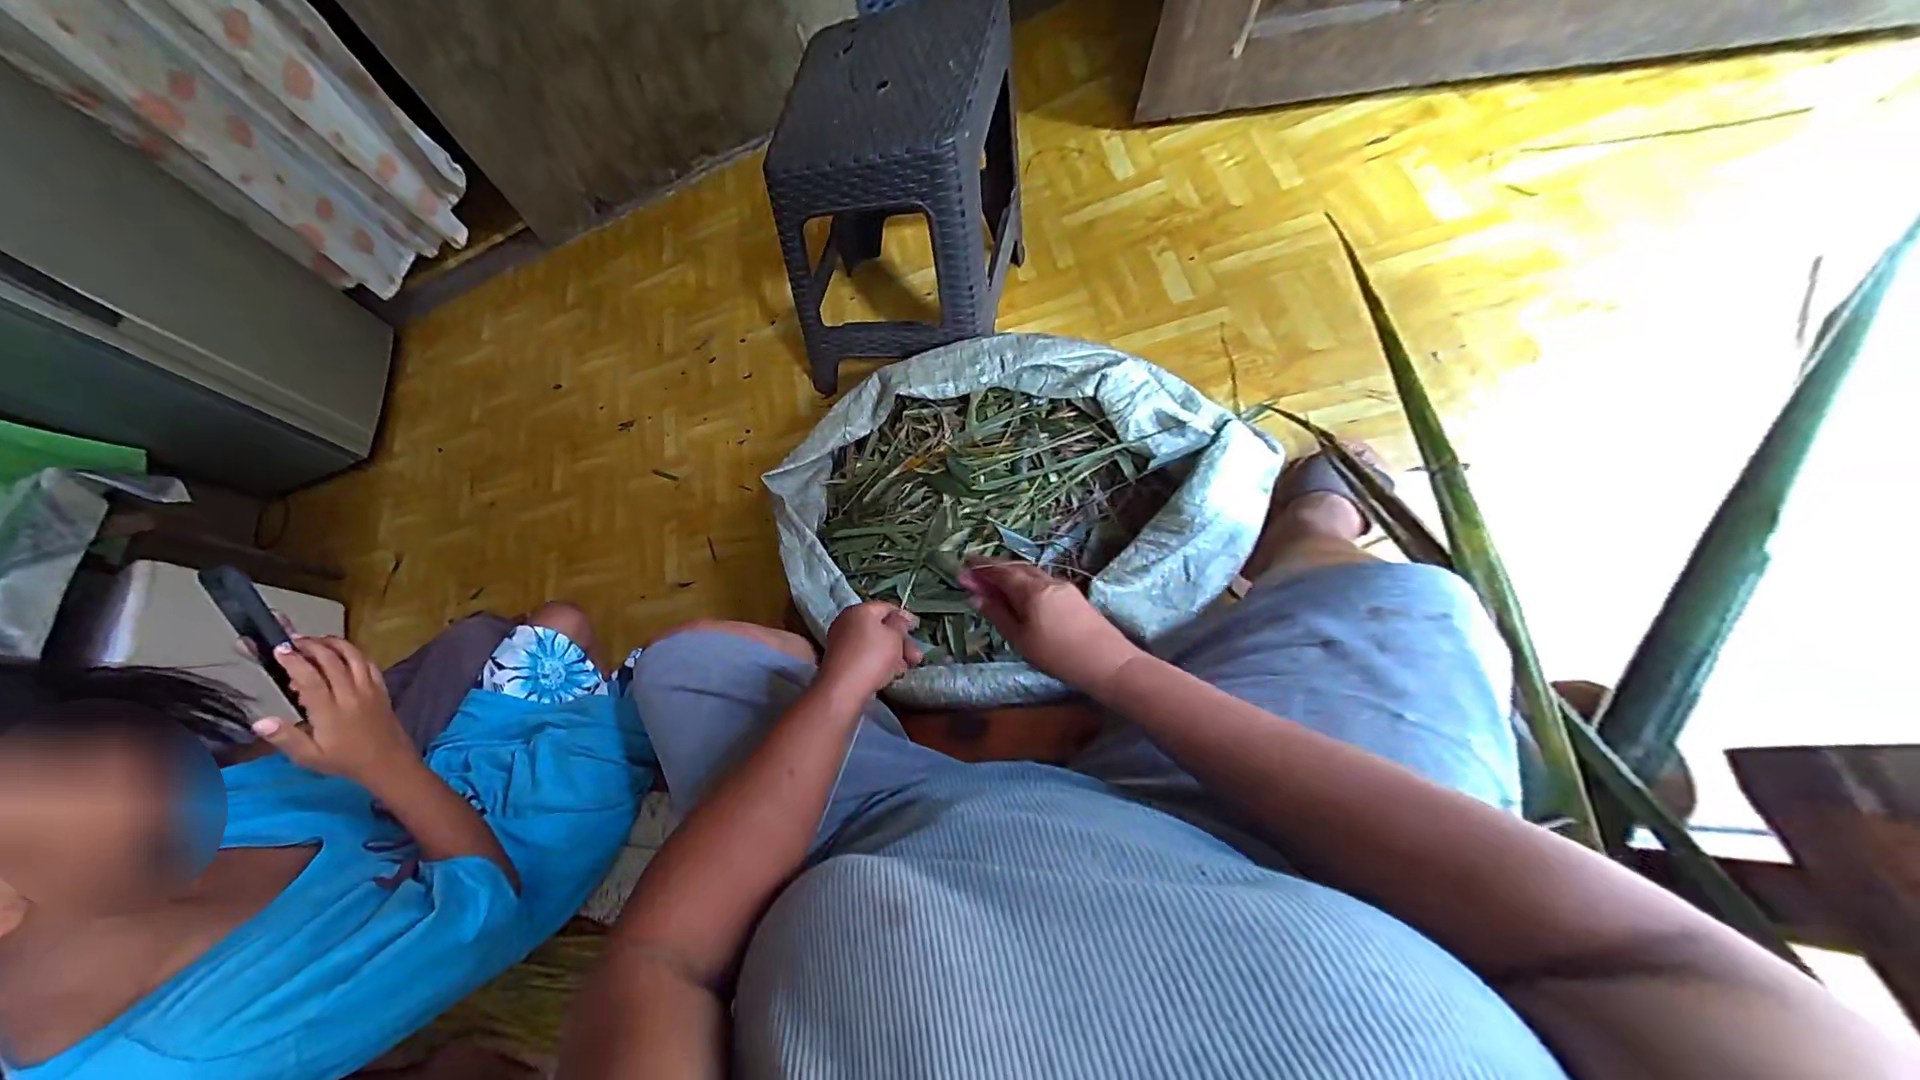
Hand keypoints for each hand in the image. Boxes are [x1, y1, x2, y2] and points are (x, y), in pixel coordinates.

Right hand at [250, 636, 417, 785]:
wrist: (388, 760)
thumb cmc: (344, 760)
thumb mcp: (308, 755)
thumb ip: (285, 737)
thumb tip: (259, 721)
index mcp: (330, 710)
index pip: (311, 679)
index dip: (295, 662)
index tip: (279, 649)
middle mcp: (352, 694)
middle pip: (333, 662)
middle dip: (313, 647)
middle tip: (294, 639)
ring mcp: (370, 690)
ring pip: (356, 658)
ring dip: (337, 645)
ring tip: (318, 639)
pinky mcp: (382, 689)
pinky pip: (371, 666)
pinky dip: (357, 654)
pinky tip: (345, 652)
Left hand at [818, 601, 922, 697]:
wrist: (843, 689)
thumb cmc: (872, 656)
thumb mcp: (894, 636)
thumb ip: (900, 624)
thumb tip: (897, 619)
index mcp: (860, 610)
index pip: (887, 607)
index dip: (905, 617)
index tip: (917, 629)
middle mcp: (847, 621)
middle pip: (881, 627)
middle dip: (901, 641)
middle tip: (916, 657)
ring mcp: (842, 641)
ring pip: (874, 643)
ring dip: (893, 653)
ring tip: (905, 668)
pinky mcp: (840, 660)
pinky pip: (864, 655)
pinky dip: (878, 661)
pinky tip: (890, 673)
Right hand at [958, 560, 1144, 695]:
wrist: (1107, 663)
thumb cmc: (1058, 655)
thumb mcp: (1020, 639)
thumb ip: (998, 615)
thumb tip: (976, 597)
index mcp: (1031, 590)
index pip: (1000, 572)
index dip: (980, 570)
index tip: (962, 568)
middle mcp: (1047, 581)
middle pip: (1015, 568)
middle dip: (992, 569)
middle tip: (973, 573)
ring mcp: (1063, 587)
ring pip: (1030, 574)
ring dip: (1009, 575)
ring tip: (991, 584)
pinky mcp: (1073, 596)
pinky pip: (1041, 581)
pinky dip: (1024, 583)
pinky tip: (1018, 594)